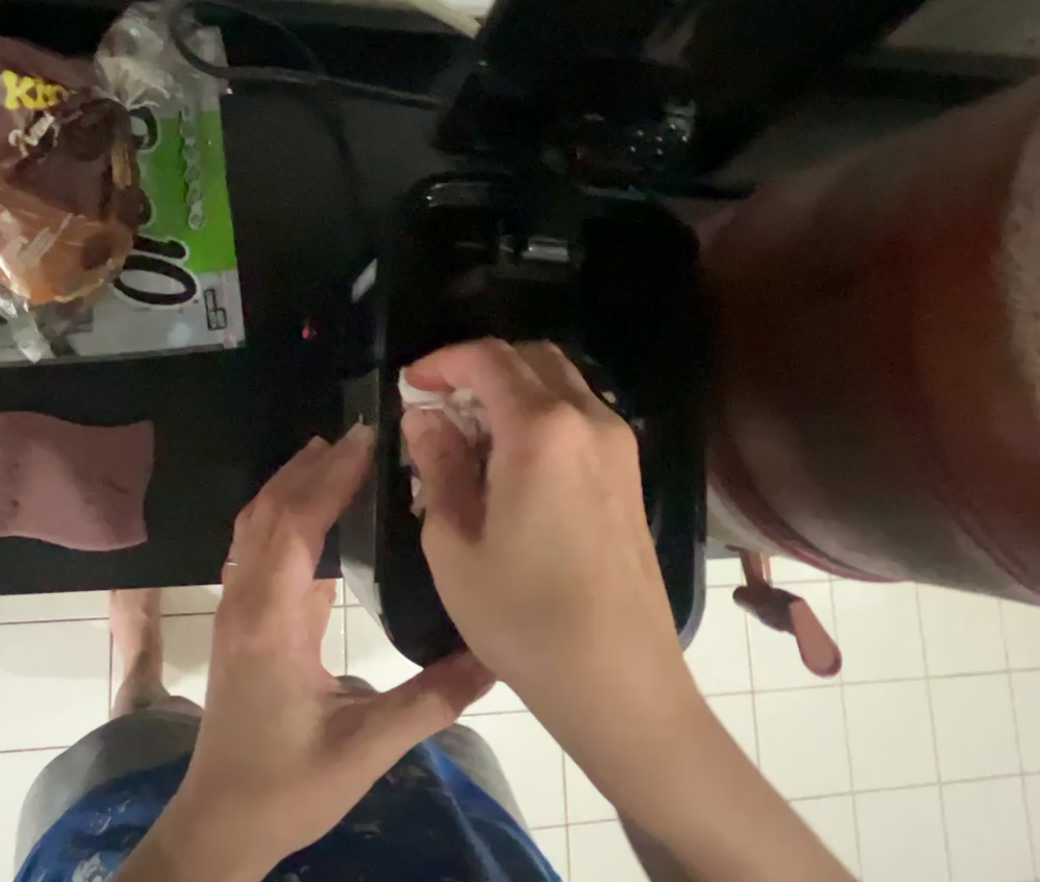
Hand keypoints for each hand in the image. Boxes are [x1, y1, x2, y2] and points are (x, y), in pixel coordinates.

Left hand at [131, 426, 494, 880]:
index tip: (366, 440)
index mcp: (271, 621)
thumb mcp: (365, 748)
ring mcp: (237, 610)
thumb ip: (430, 702)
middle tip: (358, 434)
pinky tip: (315, 515)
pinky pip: (256, 549)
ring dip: (290, 485)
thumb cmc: (286, 787)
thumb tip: (495, 659)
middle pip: (268, 512)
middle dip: (309, 467)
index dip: (329, 478)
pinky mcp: (242, 622)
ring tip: (332, 455)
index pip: (296, 525)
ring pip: (254, 526)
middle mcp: (246, 602)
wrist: (221, 822)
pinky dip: (282, 515)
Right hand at [401, 339, 692, 714]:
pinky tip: (511, 462)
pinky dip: (540, 414)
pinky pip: (580, 415)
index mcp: (541, 432)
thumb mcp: (454, 544)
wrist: (620, 682)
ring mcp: (618, 446)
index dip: (442, 361)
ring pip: (559, 382)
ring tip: (470, 435)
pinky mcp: (629, 474)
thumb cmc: (523, 619)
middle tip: (438, 405)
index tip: (410, 384)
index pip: (487, 359)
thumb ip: (438, 466)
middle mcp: (588, 422)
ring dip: (511, 390)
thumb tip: (424, 418)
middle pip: (529, 358)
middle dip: (478, 369)